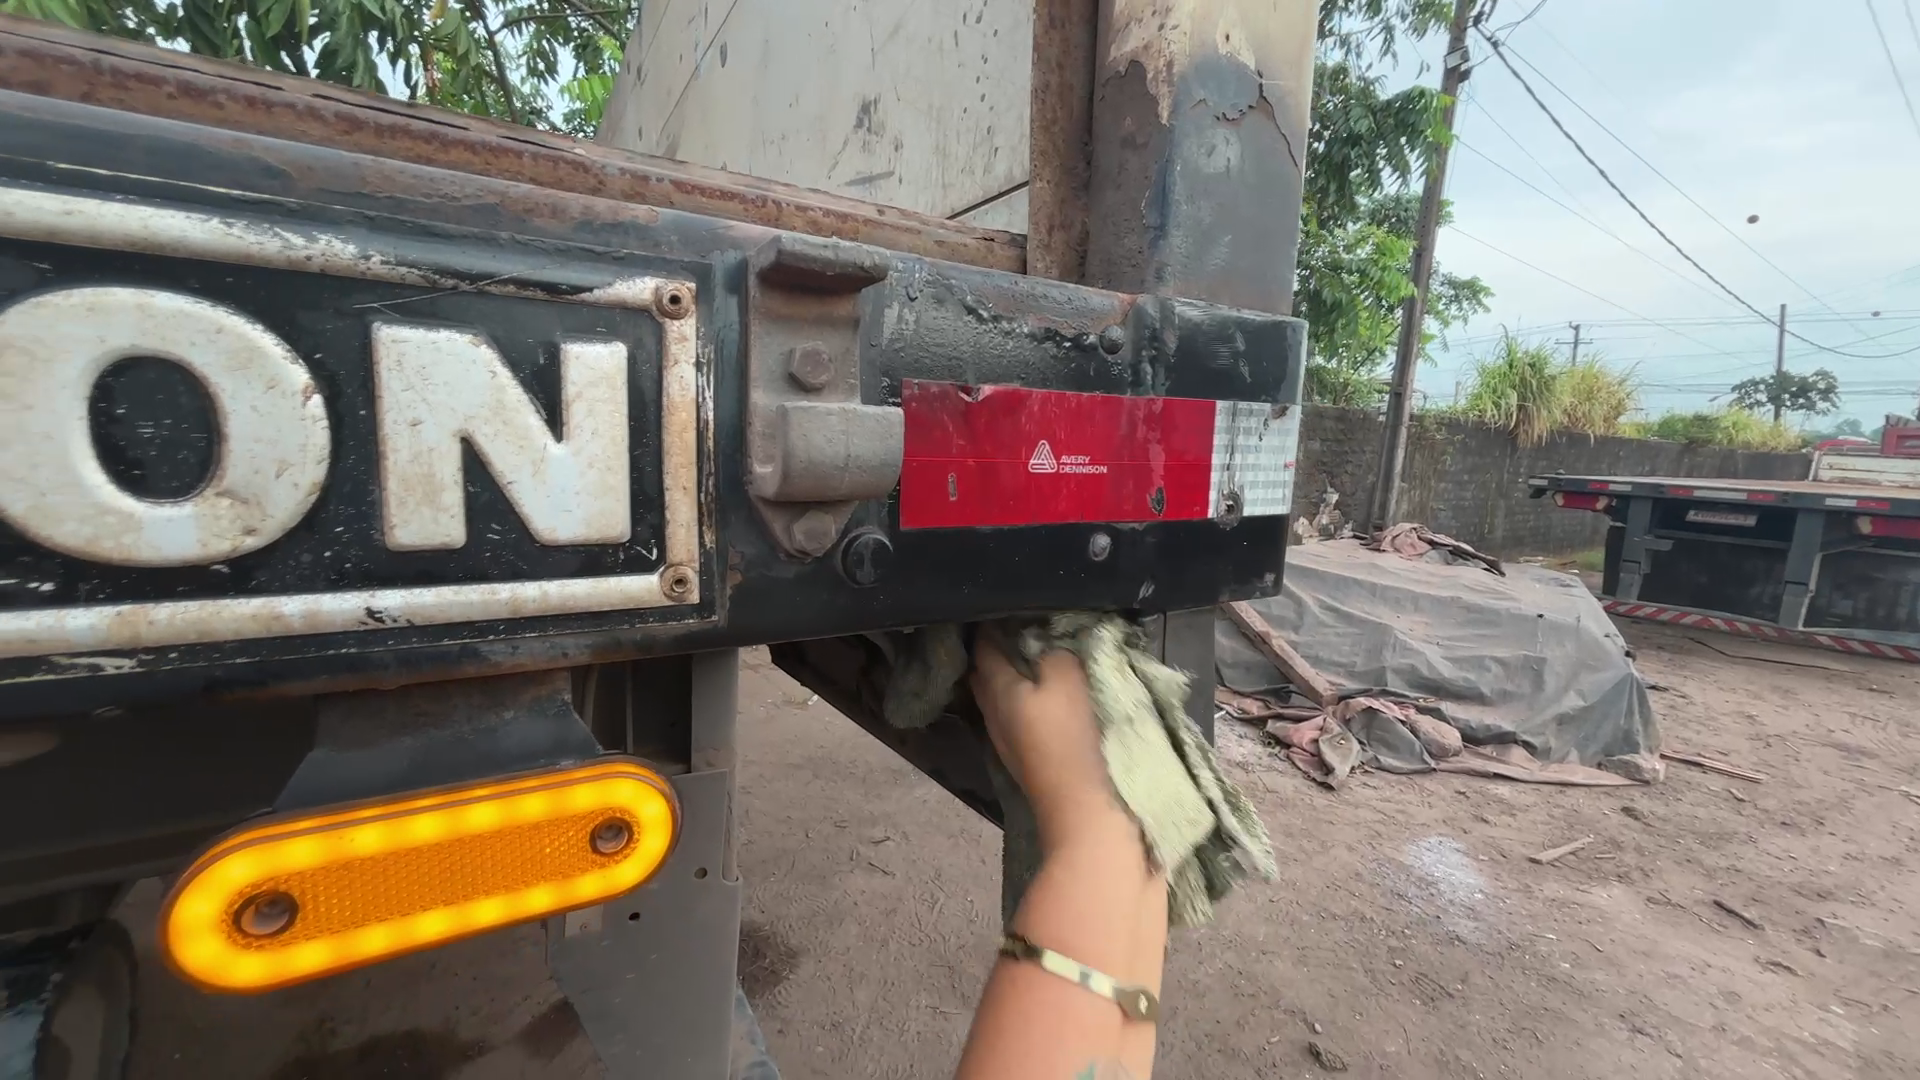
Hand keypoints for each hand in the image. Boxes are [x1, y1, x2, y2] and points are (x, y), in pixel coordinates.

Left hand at [970, 640, 1131, 852]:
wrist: (1086, 814)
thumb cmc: (1073, 738)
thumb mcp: (1069, 678)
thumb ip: (1055, 651)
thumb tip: (1046, 644)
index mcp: (997, 688)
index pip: (984, 646)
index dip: (993, 623)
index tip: (1012, 607)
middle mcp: (992, 714)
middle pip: (985, 673)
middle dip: (997, 650)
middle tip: (1024, 629)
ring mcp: (1005, 742)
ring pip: (999, 698)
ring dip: (1011, 677)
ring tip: (1037, 659)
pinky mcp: (1024, 761)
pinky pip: (1015, 717)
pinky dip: (1025, 701)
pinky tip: (1048, 699)